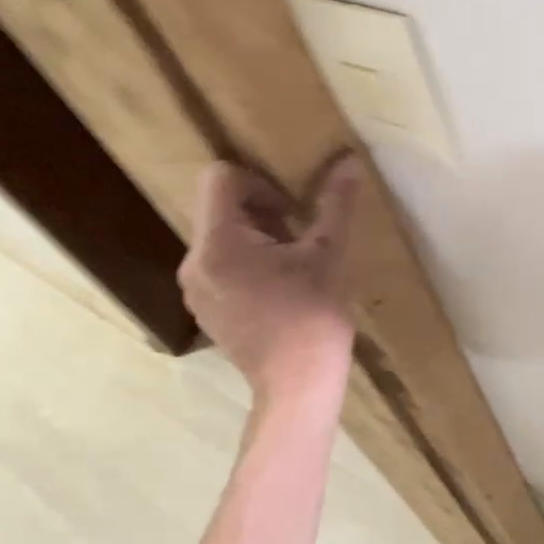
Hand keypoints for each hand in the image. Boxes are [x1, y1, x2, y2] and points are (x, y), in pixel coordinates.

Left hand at [179, 154, 362, 399]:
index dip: (257, 179)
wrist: (297, 384)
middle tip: (300, 231)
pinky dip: (247, 260)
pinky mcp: (205, 309)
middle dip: (261, 209)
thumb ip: (335, 202)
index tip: (290, 206)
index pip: (218, 178)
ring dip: (257, 234)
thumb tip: (349, 159)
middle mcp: (194, 263)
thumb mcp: (329, 252)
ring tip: (294, 258)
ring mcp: (195, 290)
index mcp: (218, 243)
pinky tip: (281, 284)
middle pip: (220, 207)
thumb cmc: (313, 313)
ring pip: (221, 236)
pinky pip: (219, 264)